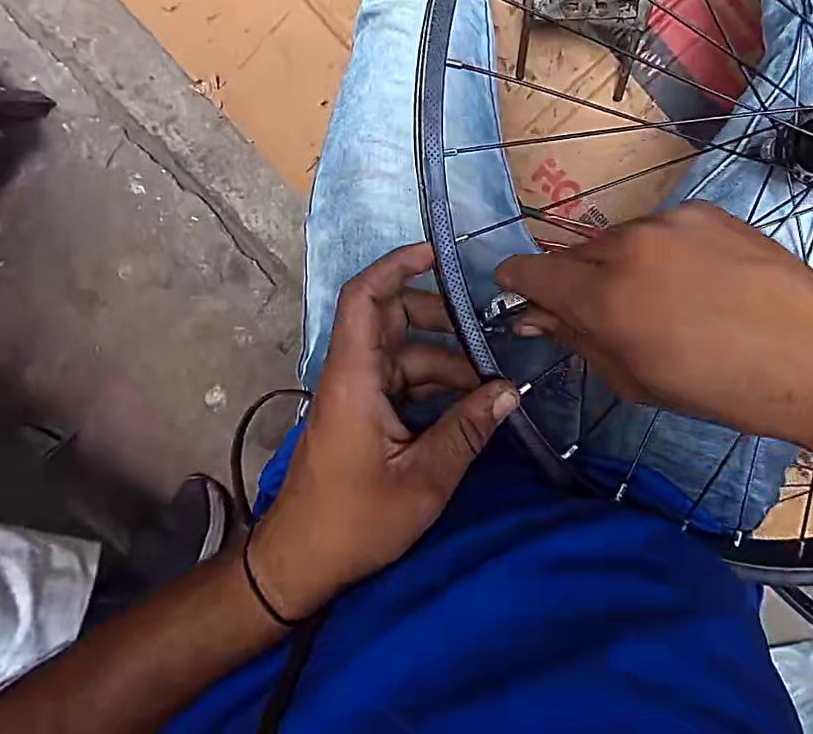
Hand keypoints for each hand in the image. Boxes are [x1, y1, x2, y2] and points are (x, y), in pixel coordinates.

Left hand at [247, 243, 520, 619]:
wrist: (303, 558)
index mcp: (354, 376)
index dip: (395, 266)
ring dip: (443, 360)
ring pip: (401, 352)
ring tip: (490, 383)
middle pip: (389, 318)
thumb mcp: (422, 479)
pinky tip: (467, 405)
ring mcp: (355, 390)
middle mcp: (351, 372)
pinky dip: (432, 385)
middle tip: (485, 335)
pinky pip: (400, 379)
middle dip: (438, 318)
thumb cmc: (355, 520)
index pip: (365, 297)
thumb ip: (466, 431)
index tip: (435, 253)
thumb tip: (509, 392)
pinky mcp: (361, 410)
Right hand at [495, 203, 812, 450]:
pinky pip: (656, 230)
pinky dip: (659, 251)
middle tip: (605, 312)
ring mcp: (666, 221)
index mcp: (604, 296)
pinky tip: (697, 279)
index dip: (515, 281)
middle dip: (574, 282)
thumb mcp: (635, 380)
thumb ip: (577, 340)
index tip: (518, 292)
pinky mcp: (701, 209)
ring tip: (662, 297)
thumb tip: (535, 316)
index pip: (528, 270)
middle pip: (569, 254)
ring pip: (613, 241)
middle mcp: (625, 246)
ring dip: (617, 265)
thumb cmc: (722, 388)